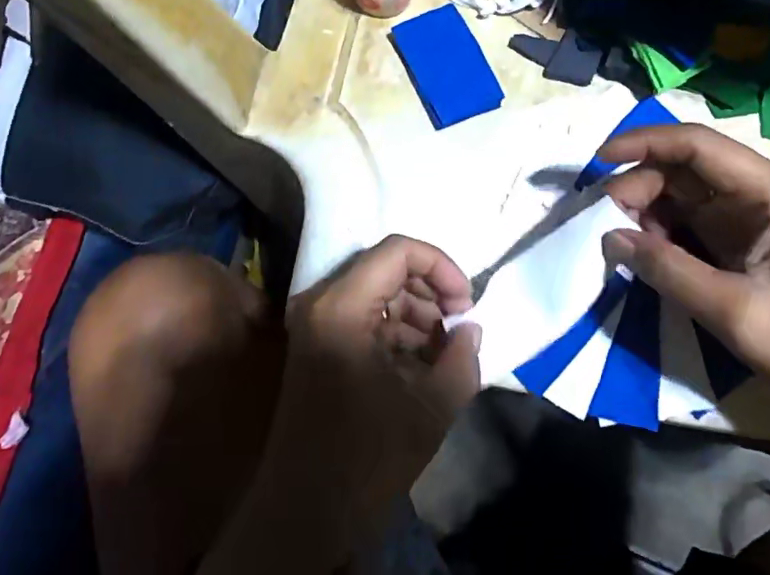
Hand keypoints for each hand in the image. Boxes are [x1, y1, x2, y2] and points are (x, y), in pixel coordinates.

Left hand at [266, 236, 480, 534]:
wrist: (300, 519)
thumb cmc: (366, 459)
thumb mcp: (432, 408)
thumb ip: (463, 356)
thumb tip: (469, 328)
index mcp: (342, 308)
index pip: (399, 250)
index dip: (441, 266)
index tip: (466, 305)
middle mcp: (321, 304)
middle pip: (388, 268)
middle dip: (431, 292)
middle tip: (459, 328)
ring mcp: (314, 325)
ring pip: (378, 292)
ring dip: (417, 313)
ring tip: (444, 352)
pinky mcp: (316, 347)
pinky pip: (364, 318)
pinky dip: (397, 332)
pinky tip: (420, 366)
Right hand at [598, 124, 769, 431]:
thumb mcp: (739, 313)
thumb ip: (670, 271)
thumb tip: (609, 237)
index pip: (700, 145)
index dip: (646, 143)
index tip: (600, 158)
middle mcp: (763, 194)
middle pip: (688, 169)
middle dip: (641, 185)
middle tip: (602, 220)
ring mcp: (755, 220)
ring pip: (687, 196)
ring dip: (648, 211)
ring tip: (616, 239)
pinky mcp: (747, 247)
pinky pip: (694, 226)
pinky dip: (664, 235)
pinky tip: (643, 254)